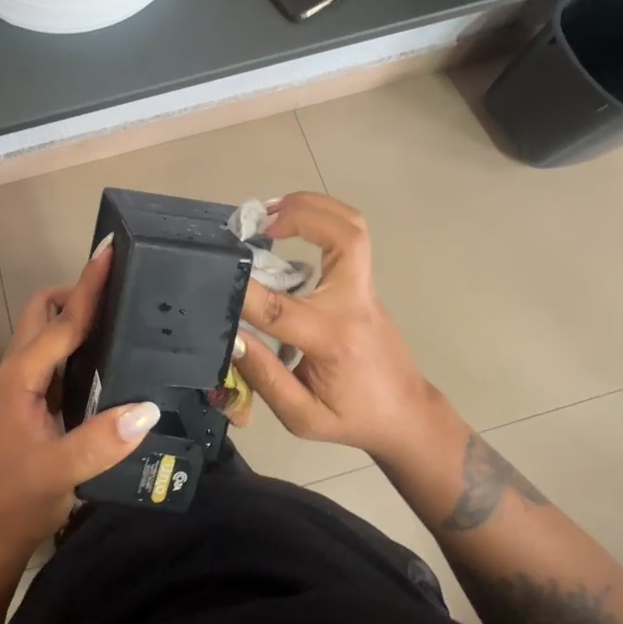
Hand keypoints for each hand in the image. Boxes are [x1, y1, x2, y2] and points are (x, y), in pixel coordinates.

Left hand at [0, 237, 160, 551]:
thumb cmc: (22, 497)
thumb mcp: (60, 472)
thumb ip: (100, 442)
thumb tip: (147, 407)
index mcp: (23, 374)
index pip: (64, 319)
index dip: (90, 285)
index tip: (112, 251)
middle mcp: (22, 367)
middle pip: (46, 308)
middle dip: (78, 290)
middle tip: (122, 287)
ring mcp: (29, 380)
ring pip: (50, 325)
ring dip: (78, 310)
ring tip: (123, 308)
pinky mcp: (40, 394)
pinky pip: (60, 348)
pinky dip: (82, 335)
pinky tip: (112, 349)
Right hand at [234, 193, 437, 461]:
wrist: (407, 416)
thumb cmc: (353, 418)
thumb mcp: (302, 418)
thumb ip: (264, 378)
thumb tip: (231, 337)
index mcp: (332, 339)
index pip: (279, 308)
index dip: (243, 290)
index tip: (215, 273)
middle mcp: (352, 303)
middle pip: (345, 236)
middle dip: (301, 214)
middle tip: (260, 221)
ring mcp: (364, 288)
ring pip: (352, 225)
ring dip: (313, 205)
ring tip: (272, 211)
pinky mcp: (363, 283)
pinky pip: (350, 236)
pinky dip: (321, 216)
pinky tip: (289, 223)